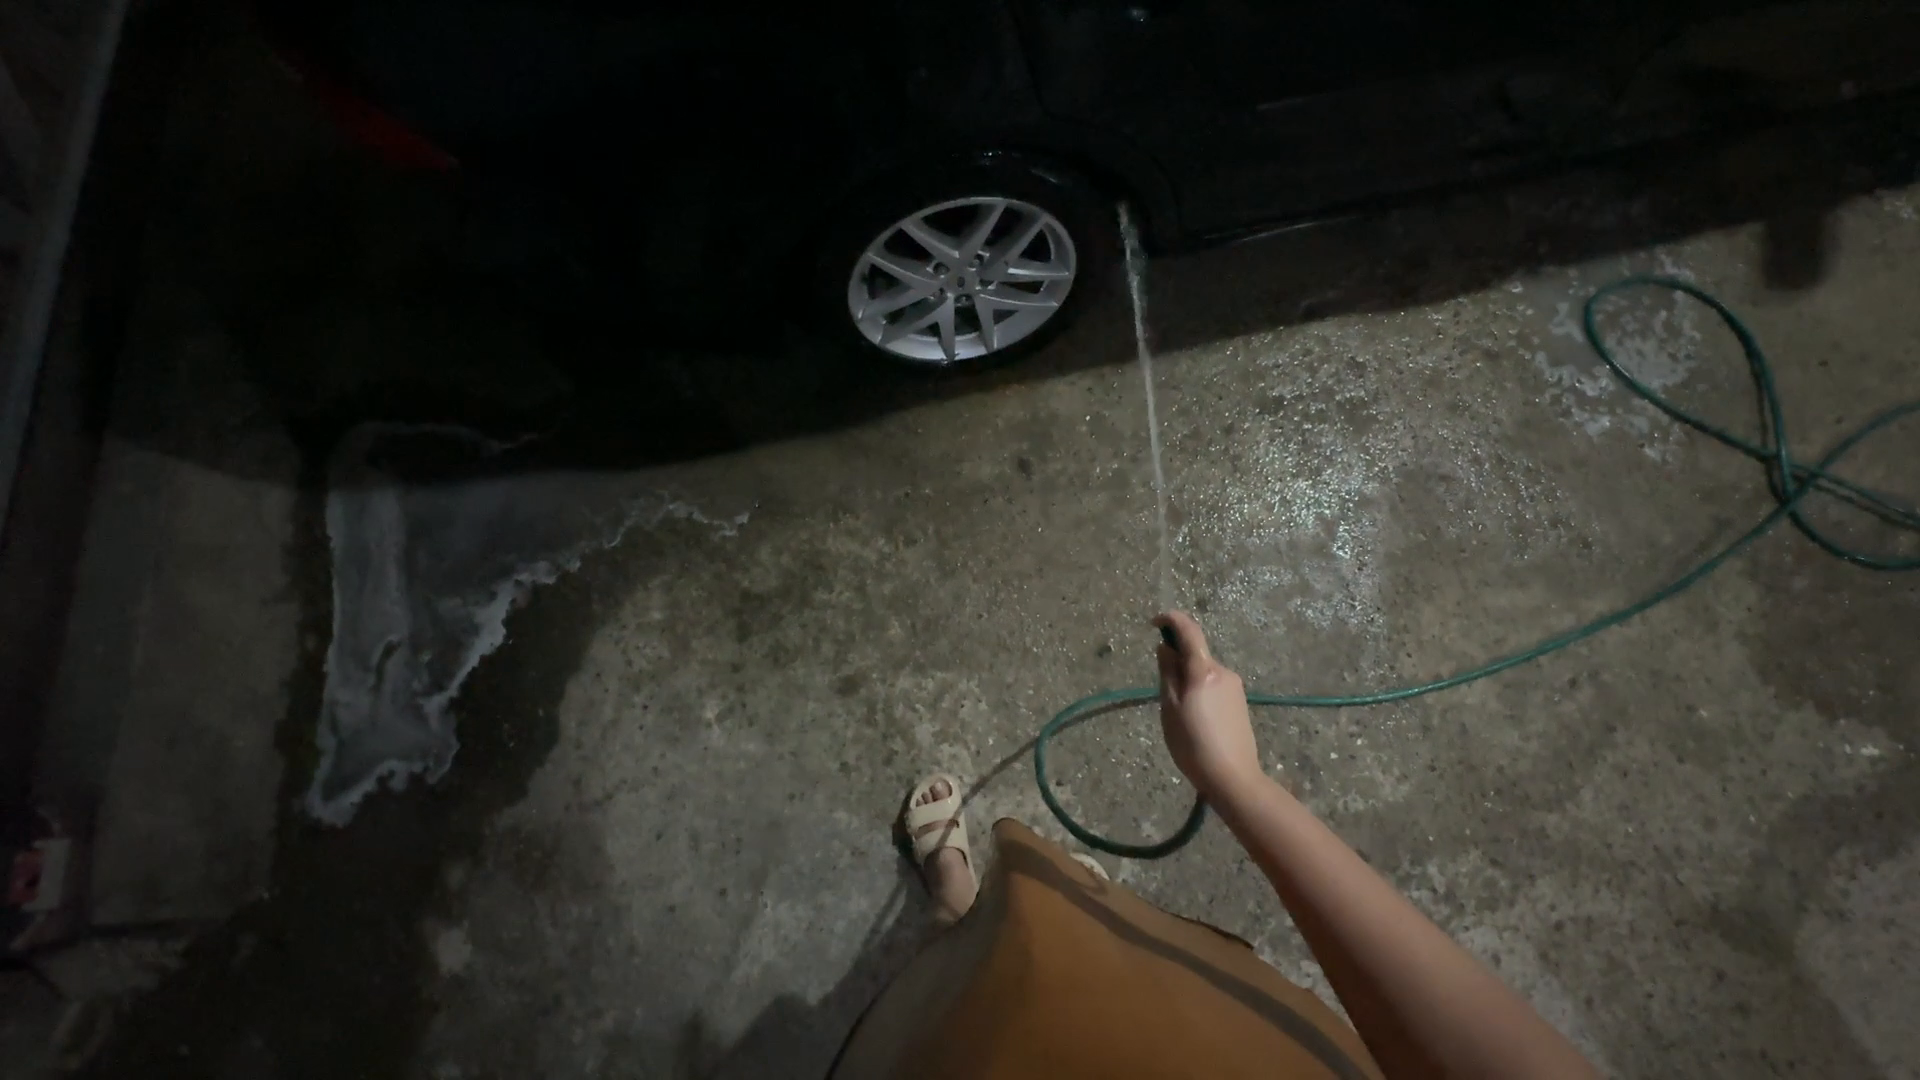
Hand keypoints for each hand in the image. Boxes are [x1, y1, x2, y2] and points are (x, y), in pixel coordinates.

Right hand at [1154, 611, 1265, 804]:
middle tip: (1162, 695)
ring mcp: (1235, 688)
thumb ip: (1167, 674)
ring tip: (1179, 715)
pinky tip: (1196, 721)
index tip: (1154, 623)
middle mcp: (1224, 672)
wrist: (1233, 778)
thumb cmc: (1193, 744)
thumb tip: (1166, 648)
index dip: (1171, 620)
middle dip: (1176, 663)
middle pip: (1195, 655)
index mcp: (1204, 671)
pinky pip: (1212, 686)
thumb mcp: (1170, 708)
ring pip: (1203, 672)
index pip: (1189, 632)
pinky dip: (1199, 692)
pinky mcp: (1239, 703)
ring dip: (1187, 681)